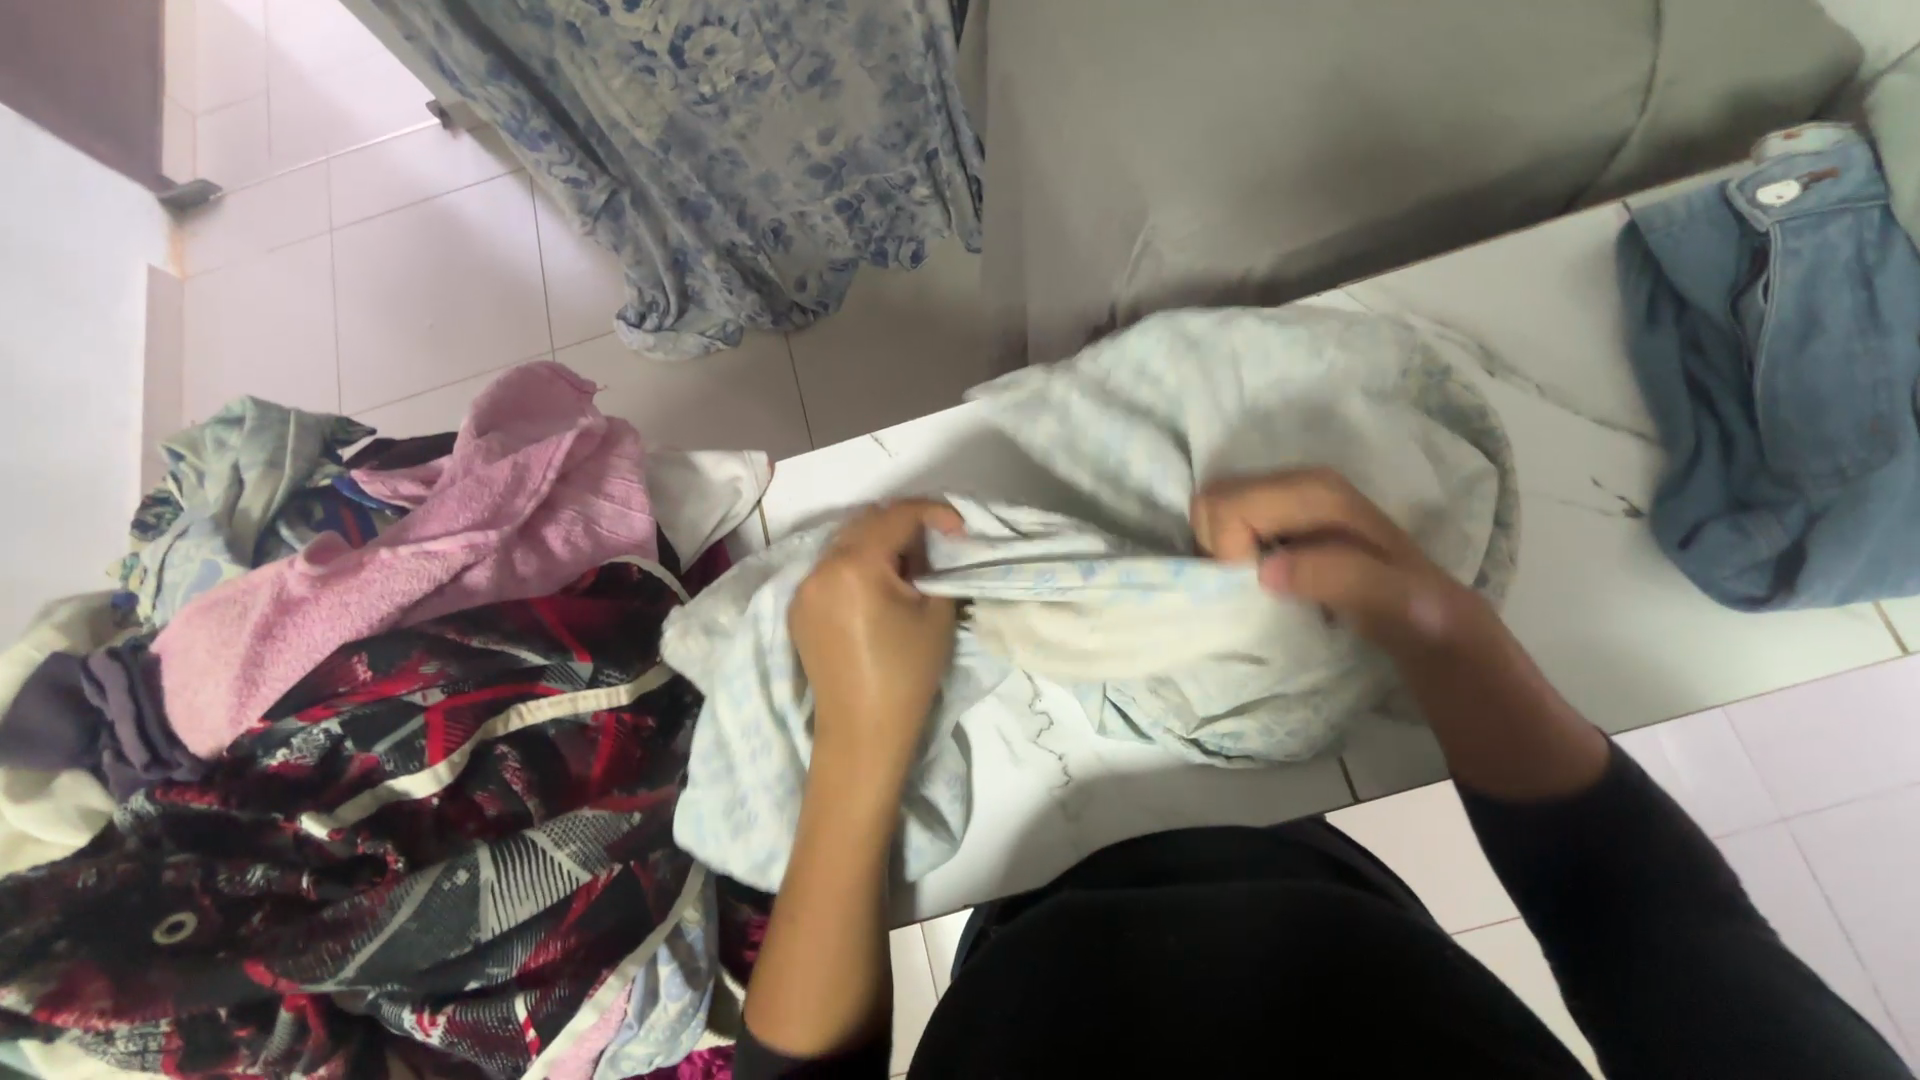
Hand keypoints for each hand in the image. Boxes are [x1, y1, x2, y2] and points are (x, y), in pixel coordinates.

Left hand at [791, 499, 964, 769]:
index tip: (959, 529)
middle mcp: (820, 567)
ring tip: (907, 568)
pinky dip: (855, 566)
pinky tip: (877, 591)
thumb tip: (924, 550)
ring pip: (844, 543)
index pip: (897, 515)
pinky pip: (829, 569)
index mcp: (855, 565)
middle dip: (903, 525)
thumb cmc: (907, 673)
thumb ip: (933, 567)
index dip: (934, 512)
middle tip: (935, 547)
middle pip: (865, 522)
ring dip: (877, 543)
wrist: (863, 731)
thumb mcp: (936, 613)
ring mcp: (802, 589)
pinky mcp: (797, 609)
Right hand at [1191, 467, 1499, 656]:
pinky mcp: (1280, 517)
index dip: (1227, 552)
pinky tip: (1262, 576)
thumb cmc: (1414, 609)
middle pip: (1211, 503)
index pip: (1223, 507)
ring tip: (1259, 583)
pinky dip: (1228, 554)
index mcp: (1314, 492)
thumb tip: (1266, 570)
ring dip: (1222, 554)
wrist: (1435, 616)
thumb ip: (1337, 578)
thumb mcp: (1390, 601)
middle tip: (1253, 585)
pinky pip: (1226, 525)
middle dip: (1218, 549)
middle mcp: (1296, 483)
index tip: (1260, 586)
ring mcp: (1286, 499)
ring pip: (1214, 513)